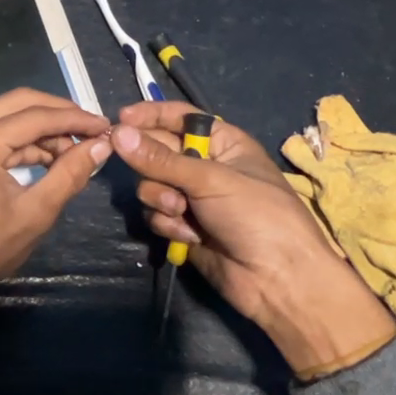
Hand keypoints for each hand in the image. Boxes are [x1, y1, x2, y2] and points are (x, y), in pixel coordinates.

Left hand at [0, 89, 111, 336]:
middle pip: (20, 103)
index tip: (106, 126)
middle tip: (93, 131)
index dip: (74, 119)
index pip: (34, 117)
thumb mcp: (36, 213)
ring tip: (77, 149)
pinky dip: (25, 139)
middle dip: (60, 115)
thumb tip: (103, 144)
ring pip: (9, 113)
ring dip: (44, 127)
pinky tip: (52, 156)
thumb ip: (70, 174)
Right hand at [113, 102, 395, 377]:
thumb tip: (117, 133)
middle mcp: (205, 167)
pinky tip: (187, 235)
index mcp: (223, 143)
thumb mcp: (210, 180)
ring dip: (160, 198)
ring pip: (151, 185)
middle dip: (153, 166)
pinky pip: (156, 214)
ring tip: (179, 212)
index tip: (121, 120)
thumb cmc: (256, 215)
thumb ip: (160, 159)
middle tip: (153, 176)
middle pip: (157, 151)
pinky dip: (167, 223)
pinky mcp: (183, 226)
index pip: (179, 117)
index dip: (150, 116)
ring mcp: (193, 198)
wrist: (277, 279)